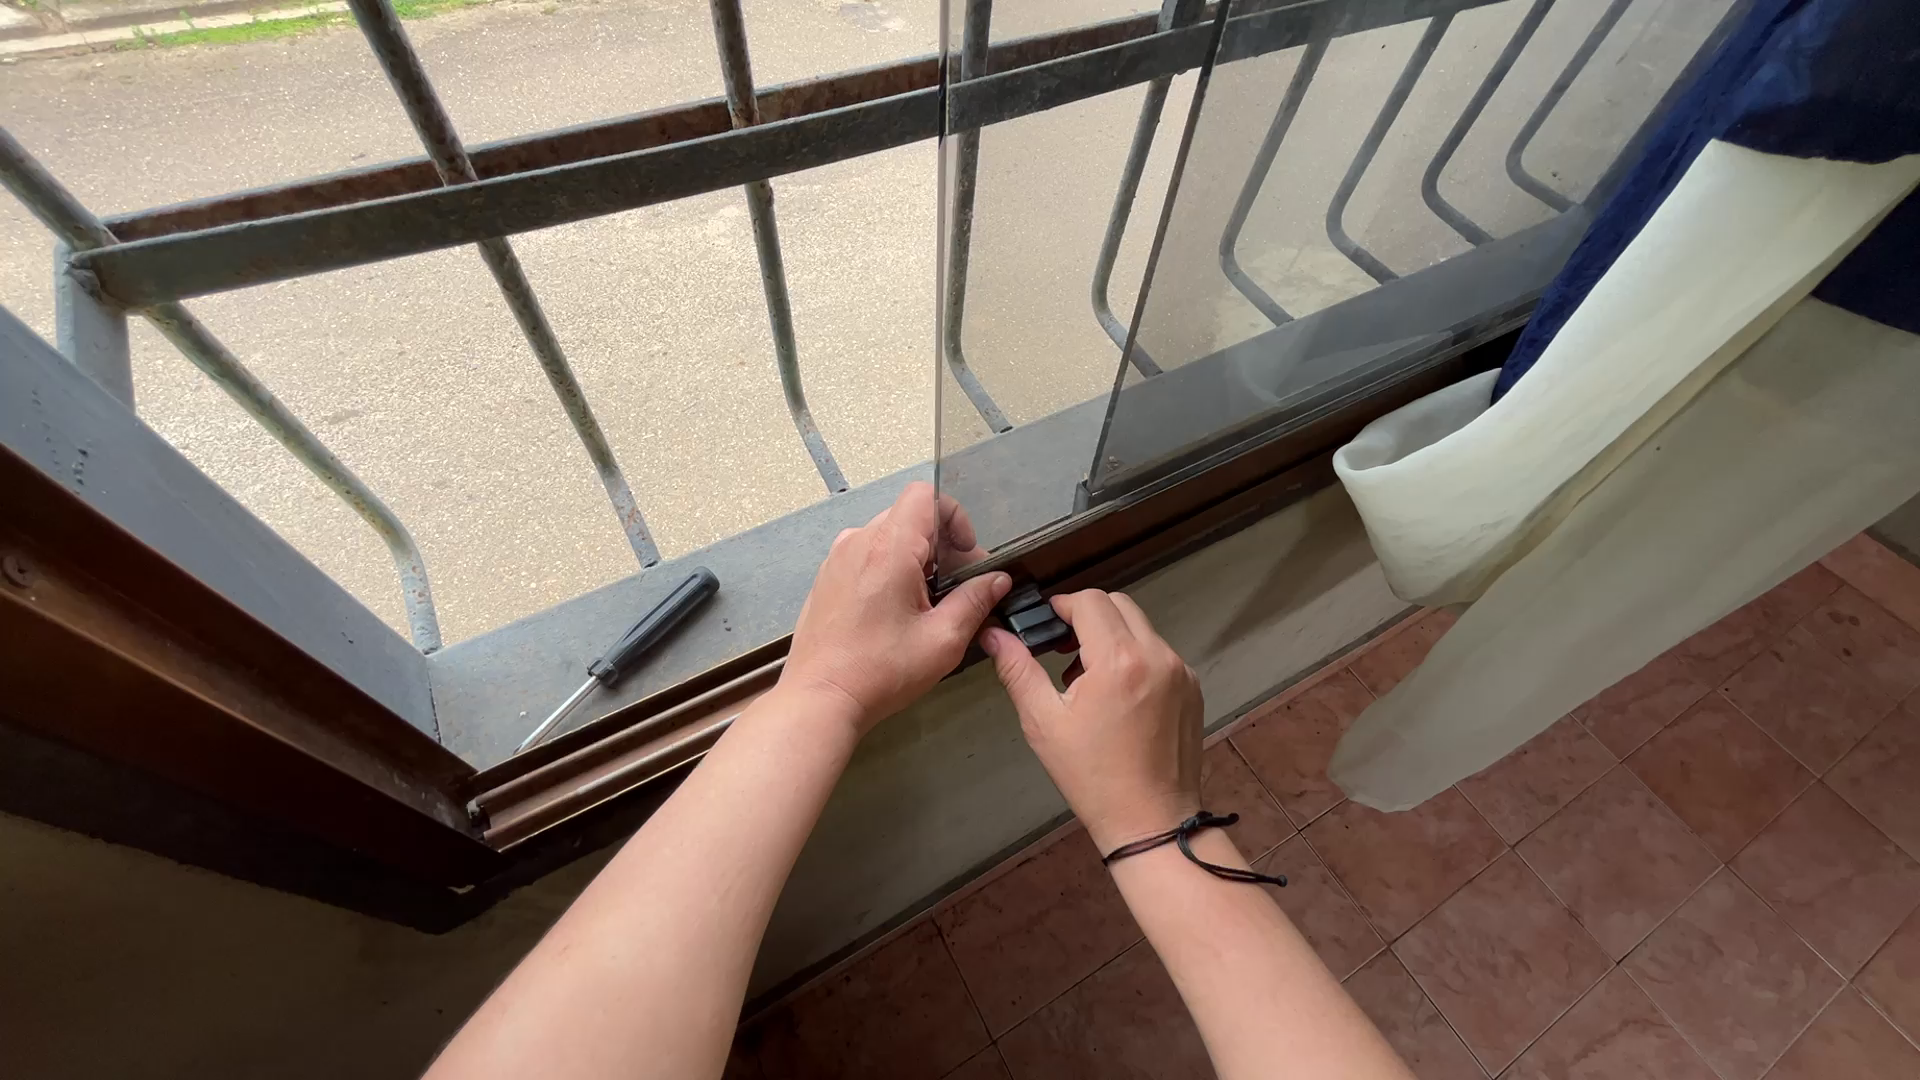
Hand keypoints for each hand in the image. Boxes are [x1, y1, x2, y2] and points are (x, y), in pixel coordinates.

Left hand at [782, 482, 1009, 735]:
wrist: (820, 698)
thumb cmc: (880, 671)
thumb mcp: (942, 640)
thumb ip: (974, 601)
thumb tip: (997, 580)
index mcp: (889, 548)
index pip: (925, 495)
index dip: (954, 517)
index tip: (964, 554)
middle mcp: (858, 542)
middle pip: (909, 517)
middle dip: (940, 544)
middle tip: (955, 587)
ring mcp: (838, 559)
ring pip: (888, 536)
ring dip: (915, 558)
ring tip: (926, 603)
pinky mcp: (828, 578)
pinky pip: (867, 555)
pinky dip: (889, 570)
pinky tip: (895, 611)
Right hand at [980, 590, 1202, 852]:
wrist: (1152, 822)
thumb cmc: (1092, 776)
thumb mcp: (1044, 722)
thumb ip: (1017, 669)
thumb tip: (993, 634)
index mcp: (1119, 660)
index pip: (1090, 600)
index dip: (1062, 605)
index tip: (1045, 626)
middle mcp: (1157, 655)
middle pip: (1118, 604)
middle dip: (1087, 616)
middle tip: (1061, 648)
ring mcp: (1181, 671)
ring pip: (1140, 627)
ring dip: (1111, 636)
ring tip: (1087, 677)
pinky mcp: (1192, 688)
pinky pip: (1158, 652)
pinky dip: (1134, 657)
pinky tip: (1117, 695)